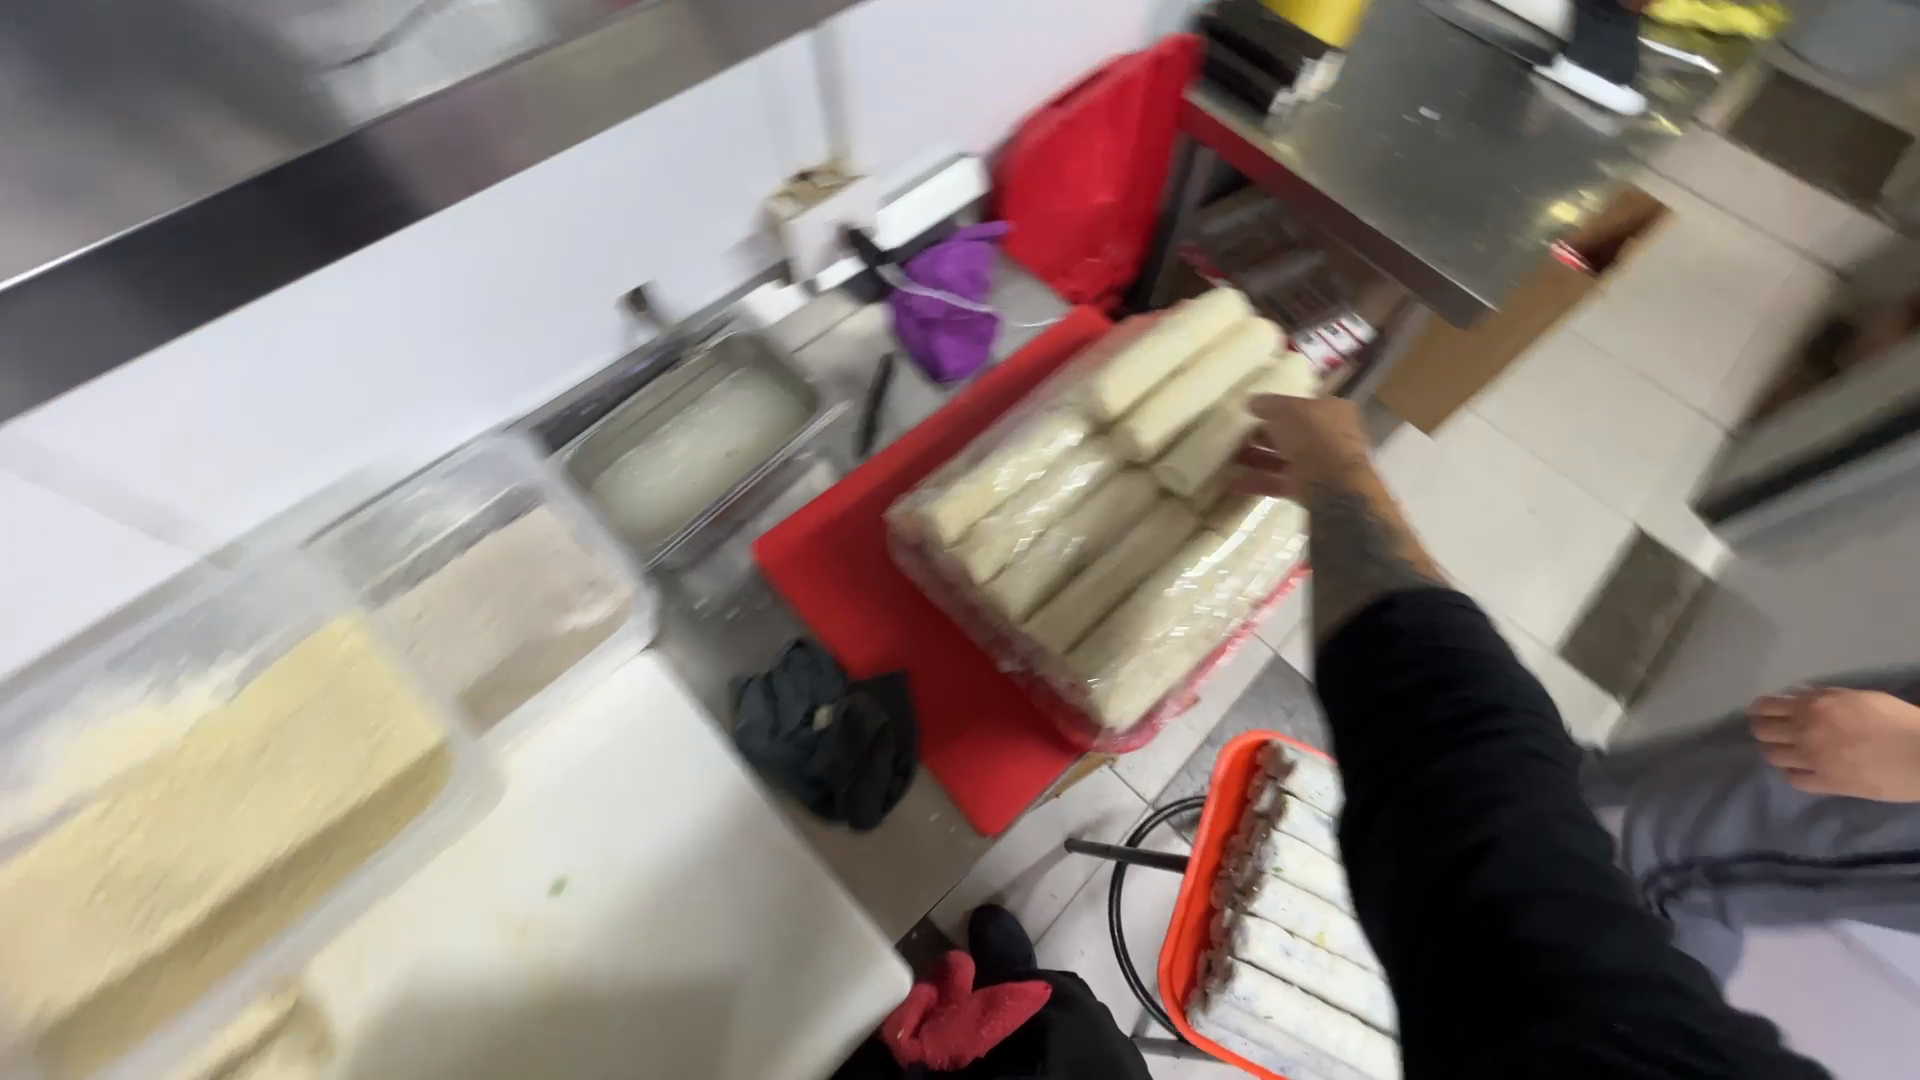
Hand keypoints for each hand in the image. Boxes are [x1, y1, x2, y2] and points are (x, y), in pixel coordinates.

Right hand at [1231, 395, 1372, 499]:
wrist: (1333, 484)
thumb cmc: (1315, 437)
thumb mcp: (1290, 410)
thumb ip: (1270, 404)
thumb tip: (1251, 401)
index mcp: (1332, 412)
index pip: (1301, 405)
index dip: (1276, 406)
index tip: (1251, 411)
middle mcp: (1327, 437)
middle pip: (1289, 433)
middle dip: (1262, 434)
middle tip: (1235, 434)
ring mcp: (1315, 464)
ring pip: (1280, 458)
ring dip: (1255, 458)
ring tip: (1228, 457)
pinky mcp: (1304, 488)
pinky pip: (1275, 482)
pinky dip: (1255, 482)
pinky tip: (1232, 482)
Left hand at [1748, 687, 1919, 801]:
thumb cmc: (1902, 721)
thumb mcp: (1859, 698)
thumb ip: (1823, 697)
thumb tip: (1797, 699)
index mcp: (1810, 708)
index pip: (1764, 707)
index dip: (1761, 711)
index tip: (1765, 715)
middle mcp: (1803, 731)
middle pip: (1761, 731)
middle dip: (1765, 731)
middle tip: (1778, 735)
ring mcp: (1812, 759)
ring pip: (1772, 756)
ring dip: (1779, 753)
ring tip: (1792, 753)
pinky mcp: (1828, 782)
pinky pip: (1794, 780)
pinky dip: (1795, 775)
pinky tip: (1805, 772)